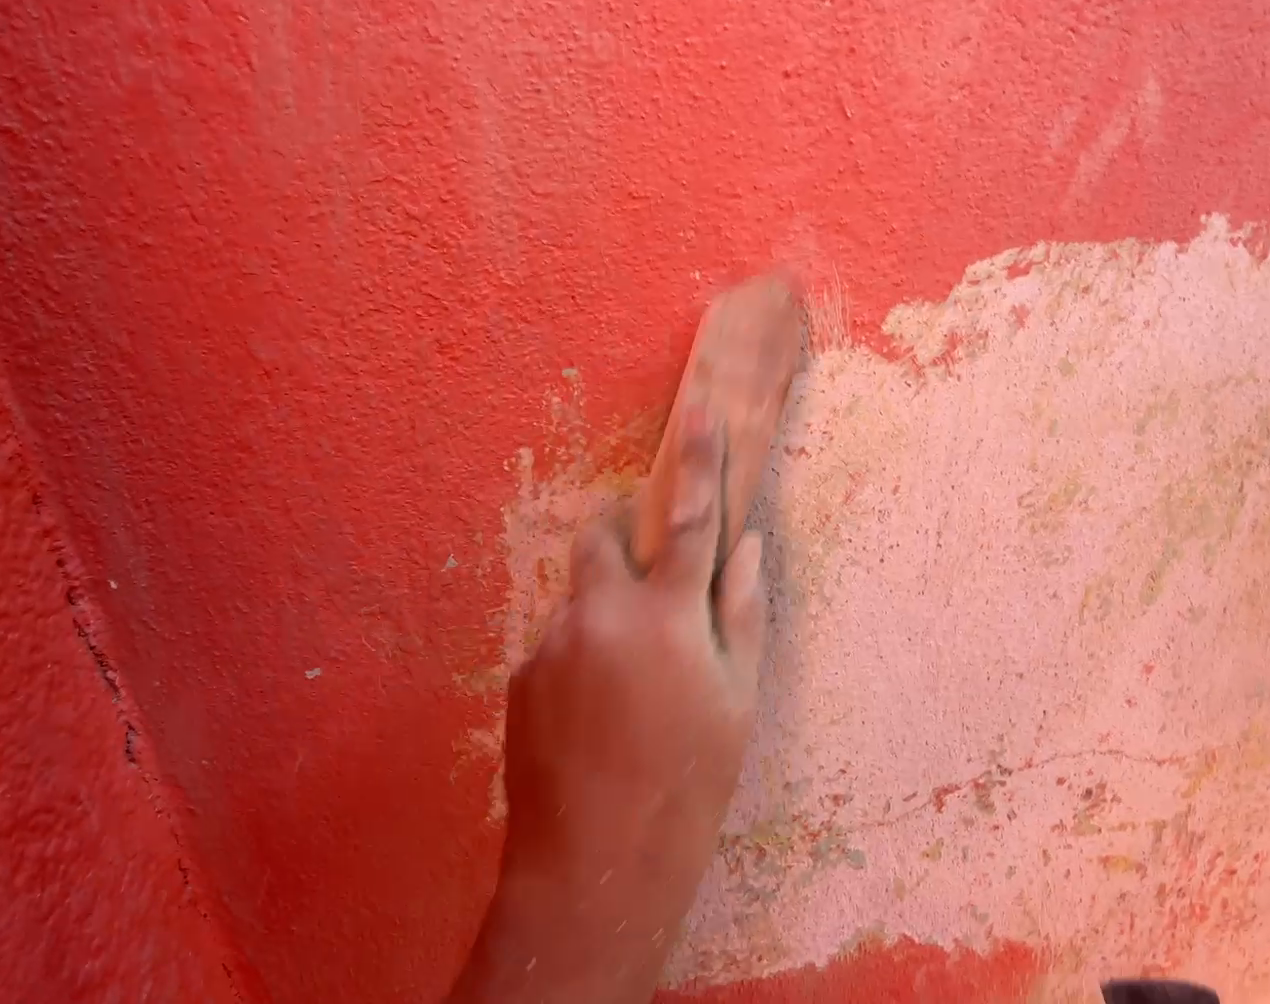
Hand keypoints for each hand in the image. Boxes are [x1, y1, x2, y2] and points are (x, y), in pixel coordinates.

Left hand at [449, 410, 767, 1002]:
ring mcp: (553, 642)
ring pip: (579, 593)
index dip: (697, 457)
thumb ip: (741, 611)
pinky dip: (581, 650)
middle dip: (622, 532)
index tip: (698, 407)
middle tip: (649, 576)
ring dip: (605, 608)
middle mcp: (601, 614)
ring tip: (628, 681)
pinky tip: (597, 711)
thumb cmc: (688, 780)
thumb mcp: (737, 699)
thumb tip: (746, 547)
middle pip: (600, 532)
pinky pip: (558, 637)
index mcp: (666, 617)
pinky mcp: (522, 671)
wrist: (596, 862)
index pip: (689, 518)